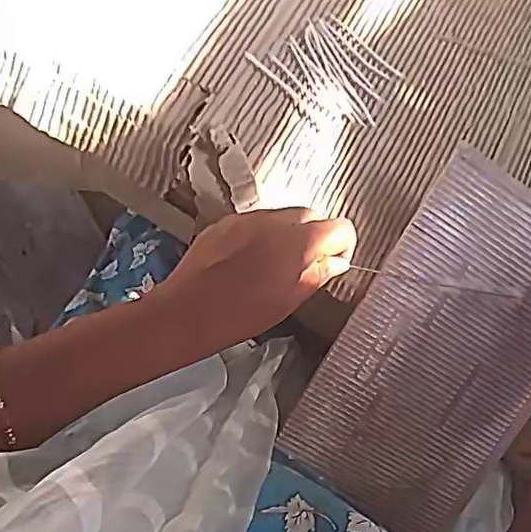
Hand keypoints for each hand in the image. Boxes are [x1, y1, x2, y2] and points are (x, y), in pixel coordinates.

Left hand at [146, 207, 355, 349]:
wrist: (188, 313)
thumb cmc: (237, 315)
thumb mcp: (288, 301)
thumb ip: (317, 275)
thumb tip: (334, 263)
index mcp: (298, 242)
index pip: (340, 228)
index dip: (342, 246)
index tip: (336, 261)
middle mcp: (275, 222)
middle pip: (312, 215)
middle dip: (315, 237)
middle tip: (307, 266)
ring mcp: (248, 219)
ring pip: (282, 216)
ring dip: (287, 235)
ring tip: (275, 267)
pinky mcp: (226, 222)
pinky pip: (255, 222)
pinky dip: (261, 235)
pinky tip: (250, 262)